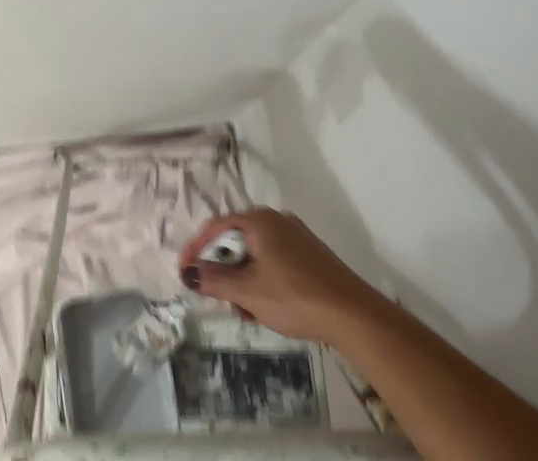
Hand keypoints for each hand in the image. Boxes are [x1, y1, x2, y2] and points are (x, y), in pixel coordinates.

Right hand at [178, 208, 381, 342]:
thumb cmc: (294, 297)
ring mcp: (296, 238)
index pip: (215, 228)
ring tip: (247, 312)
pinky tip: (266, 309)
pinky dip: (261, 282)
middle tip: (220, 299)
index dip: (195, 250)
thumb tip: (189, 273)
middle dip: (223, 273)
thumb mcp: (247, 291)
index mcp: (259, 221)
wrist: (353, 315)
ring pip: (254, 257)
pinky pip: (273, 263)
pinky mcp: (309, 256)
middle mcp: (277, 221)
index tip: (184, 273)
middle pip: (235, 242)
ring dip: (243, 283)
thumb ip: (214, 280)